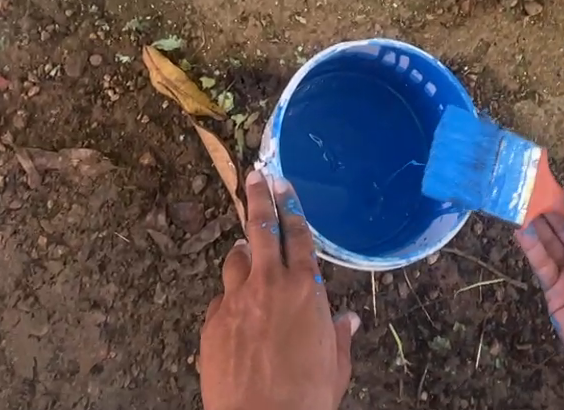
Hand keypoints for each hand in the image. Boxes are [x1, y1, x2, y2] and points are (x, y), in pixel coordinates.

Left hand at [200, 168, 360, 409]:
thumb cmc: (308, 398)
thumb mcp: (335, 366)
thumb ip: (340, 336)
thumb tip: (350, 319)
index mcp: (304, 288)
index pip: (298, 235)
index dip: (291, 207)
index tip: (284, 185)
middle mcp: (269, 284)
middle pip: (262, 227)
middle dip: (259, 197)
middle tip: (256, 176)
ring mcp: (236, 301)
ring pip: (235, 259)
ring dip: (242, 254)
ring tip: (245, 253)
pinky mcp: (212, 322)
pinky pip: (220, 301)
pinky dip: (229, 302)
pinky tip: (234, 315)